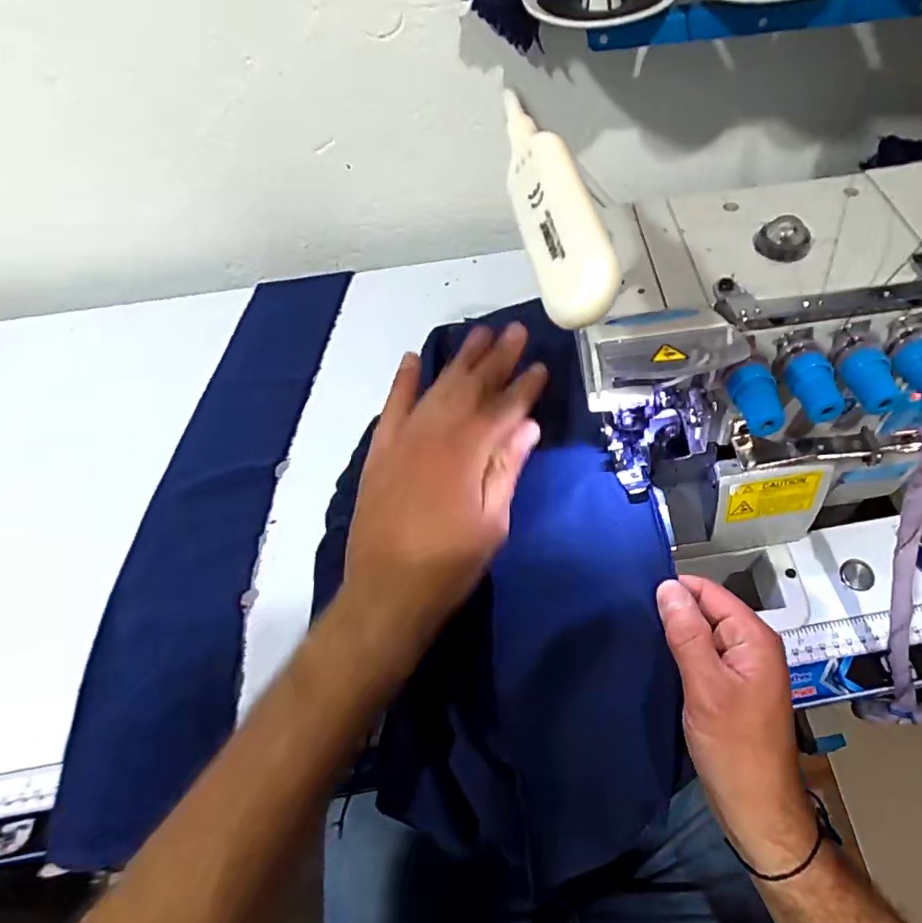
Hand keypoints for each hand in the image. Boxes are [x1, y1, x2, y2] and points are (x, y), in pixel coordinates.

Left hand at [340, 323, 548, 653]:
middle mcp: (434, 434)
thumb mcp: (492, 522)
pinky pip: (392, 406)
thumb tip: (527, 426)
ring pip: (435, 387)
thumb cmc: (450, 564)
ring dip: (458, 360)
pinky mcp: (380, 451)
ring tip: (479, 335)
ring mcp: (402, 439)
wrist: (386, 591)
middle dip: (496, 358)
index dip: (525, 386)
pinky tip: (411, 359)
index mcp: (468, 453)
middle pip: (470, 387)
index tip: (541, 365)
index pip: (503, 408)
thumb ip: (506, 469)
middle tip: (516, 331)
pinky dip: (402, 381)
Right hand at [656, 576, 815, 874]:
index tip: (636, 592)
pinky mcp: (729, 690)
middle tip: (631, 618)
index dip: (676, 589)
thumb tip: (668, 588)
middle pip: (706, 612)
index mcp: (754, 638)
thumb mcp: (706, 687)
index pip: (710, 593)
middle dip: (673, 613)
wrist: (756, 809)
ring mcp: (741, 670)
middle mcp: (751, 647)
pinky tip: (657, 663)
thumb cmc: (736, 750)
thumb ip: (687, 634)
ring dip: (675, 637)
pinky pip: (702, 660)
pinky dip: (681, 659)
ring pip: (701, 637)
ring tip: (638, 638)